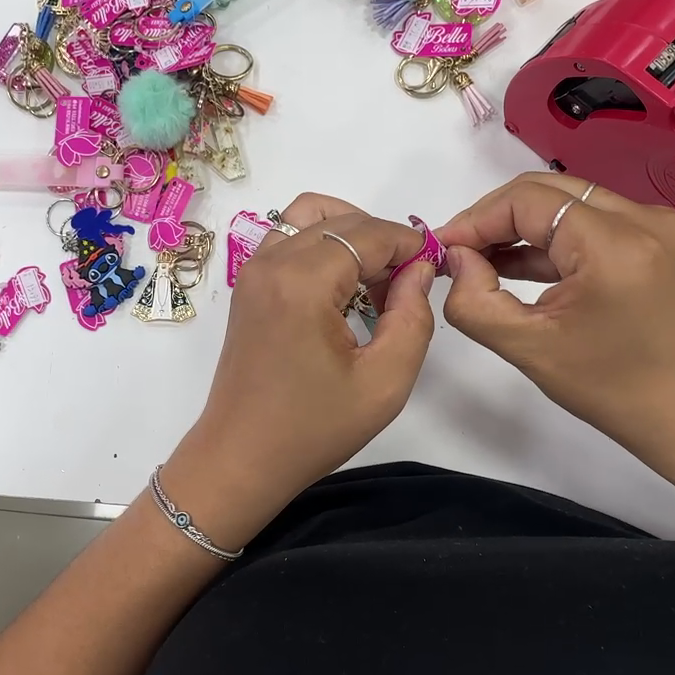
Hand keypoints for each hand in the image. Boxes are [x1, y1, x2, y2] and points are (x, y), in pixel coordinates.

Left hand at [162, 193, 435, 548]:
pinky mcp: (247, 286)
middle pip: (339, 219)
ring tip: (375, 280)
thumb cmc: (314, 428)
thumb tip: (419, 269)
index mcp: (303, 282)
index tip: (434, 267)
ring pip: (309, 218)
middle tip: (408, 283)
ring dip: (349, 234)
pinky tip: (344, 289)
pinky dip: (322, 246)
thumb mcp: (384, 381)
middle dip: (381, 240)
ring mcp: (252, 271)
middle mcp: (271, 262)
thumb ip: (412, 317)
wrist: (241, 456)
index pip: (368, 233)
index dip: (408, 244)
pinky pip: (289, 240)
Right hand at [435, 173, 674, 443]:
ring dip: (518, 225)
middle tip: (456, 251)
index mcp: (615, 245)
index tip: (442, 247)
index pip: (527, 201)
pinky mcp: (655, 236)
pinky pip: (586, 219)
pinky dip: (547, 236)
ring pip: (564, 201)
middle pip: (546, 191)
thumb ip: (473, 301)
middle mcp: (642, 219)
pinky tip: (513, 263)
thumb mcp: (526, 348)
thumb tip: (455, 257)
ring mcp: (654, 224)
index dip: (477, 219)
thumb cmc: (609, 388)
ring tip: (478, 259)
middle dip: (493, 217)